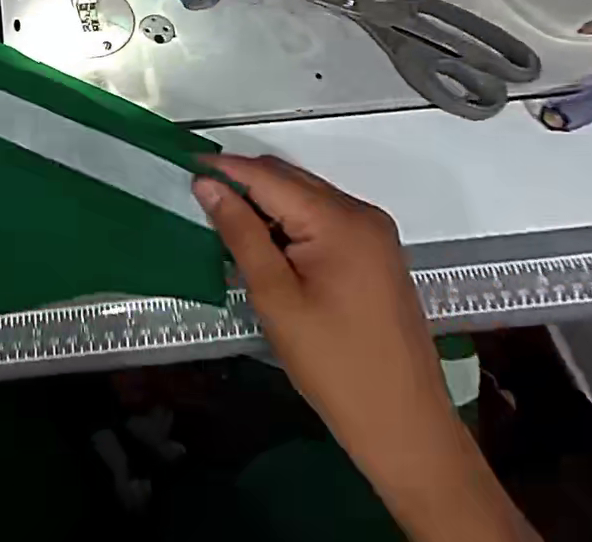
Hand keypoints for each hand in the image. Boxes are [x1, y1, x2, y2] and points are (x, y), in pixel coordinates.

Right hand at [192, 156, 534, 540]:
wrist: (405, 425)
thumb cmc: (334, 365)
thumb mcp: (276, 297)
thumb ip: (241, 233)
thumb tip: (208, 185)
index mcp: (339, 221)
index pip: (269, 177)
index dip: (225, 170)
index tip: (186, 166)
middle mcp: (361, 213)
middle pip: (290, 178)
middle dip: (244, 182)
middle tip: (199, 196)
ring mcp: (373, 231)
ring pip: (305, 195)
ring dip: (265, 201)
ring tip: (224, 219)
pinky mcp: (375, 250)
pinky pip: (322, 215)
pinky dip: (289, 219)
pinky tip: (265, 241)